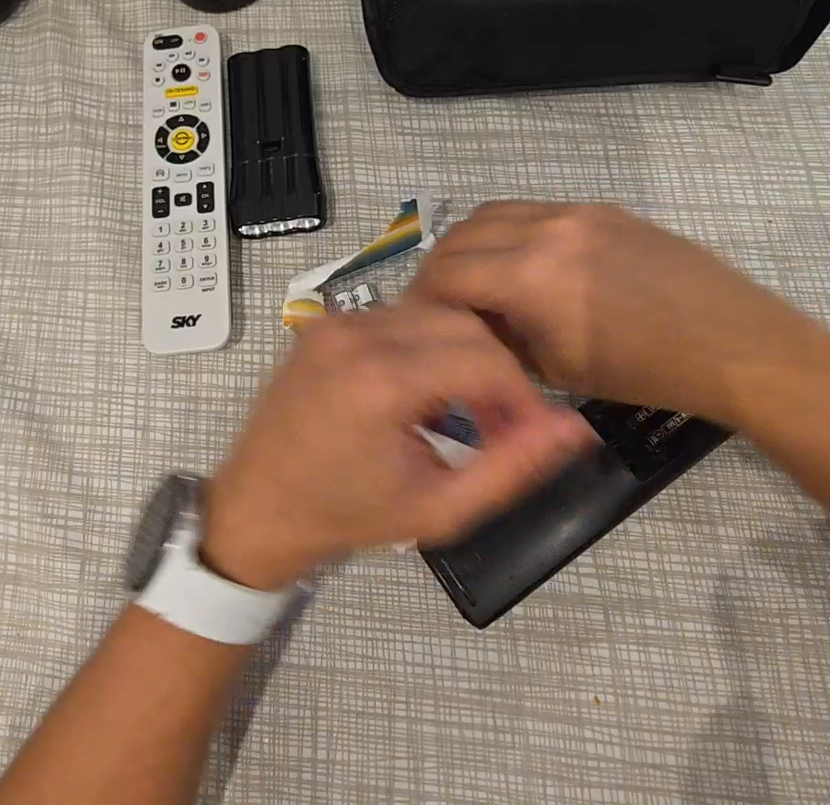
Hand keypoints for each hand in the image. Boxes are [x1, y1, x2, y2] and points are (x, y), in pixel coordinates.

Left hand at [201, 304, 597, 590]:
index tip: (529, 430)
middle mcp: (355, 334)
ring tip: (465, 409)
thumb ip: (511, 467)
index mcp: (381, 380)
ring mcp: (333, 323)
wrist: (255, 509)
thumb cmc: (346, 516)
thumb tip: (573, 428)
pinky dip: (424, 345)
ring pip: (430, 313)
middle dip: (494, 368)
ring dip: (461, 353)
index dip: (520, 393)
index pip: (484, 355)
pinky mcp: (322, 325)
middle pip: (461, 323)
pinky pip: (395, 317)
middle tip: (499, 421)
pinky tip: (424, 391)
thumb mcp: (438, 508)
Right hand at [407, 202, 829, 429]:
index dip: (422, 298)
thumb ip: (501, 338)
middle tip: (439, 302)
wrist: (732, 343)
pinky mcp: (603, 210)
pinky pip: (535, 212)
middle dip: (439, 268)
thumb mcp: (557, 368)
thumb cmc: (644, 373)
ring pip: (495, 213)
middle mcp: (547, 228)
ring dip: (472, 244)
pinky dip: (509, 234)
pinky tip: (522, 267)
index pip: (446, 273)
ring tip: (475, 280)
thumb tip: (469, 323)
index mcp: (532, 275)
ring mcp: (578, 212)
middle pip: (462, 234)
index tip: (419, 321)